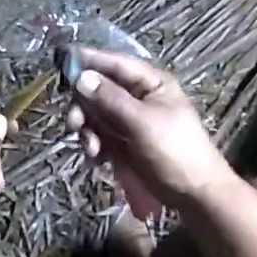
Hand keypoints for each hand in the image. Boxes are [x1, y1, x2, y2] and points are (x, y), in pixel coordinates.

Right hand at [63, 47, 233, 210]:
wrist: (196, 196)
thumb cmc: (175, 152)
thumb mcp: (142, 123)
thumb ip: (110, 99)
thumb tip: (80, 77)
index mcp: (151, 83)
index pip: (115, 63)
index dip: (89, 60)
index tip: (61, 60)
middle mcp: (139, 97)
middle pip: (100, 89)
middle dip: (85, 106)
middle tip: (75, 125)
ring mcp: (131, 120)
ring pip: (97, 114)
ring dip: (89, 130)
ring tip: (93, 150)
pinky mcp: (126, 142)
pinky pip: (101, 135)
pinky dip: (95, 145)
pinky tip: (97, 159)